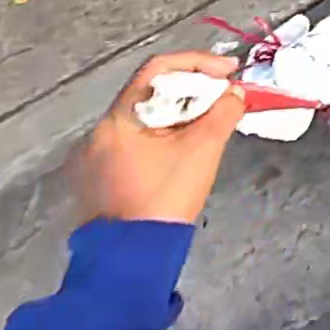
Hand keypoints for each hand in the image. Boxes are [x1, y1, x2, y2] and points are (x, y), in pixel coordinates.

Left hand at [72, 51, 246, 224]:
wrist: (130, 265)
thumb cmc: (165, 199)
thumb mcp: (202, 150)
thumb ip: (223, 112)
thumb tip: (235, 92)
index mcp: (118, 118)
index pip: (158, 68)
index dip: (197, 63)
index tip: (227, 71)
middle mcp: (99, 131)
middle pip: (151, 92)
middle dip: (191, 88)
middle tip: (221, 94)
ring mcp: (94, 157)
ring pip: (144, 117)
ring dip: (178, 112)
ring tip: (208, 118)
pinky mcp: (98, 179)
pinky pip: (134, 140)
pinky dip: (162, 134)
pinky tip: (183, 145)